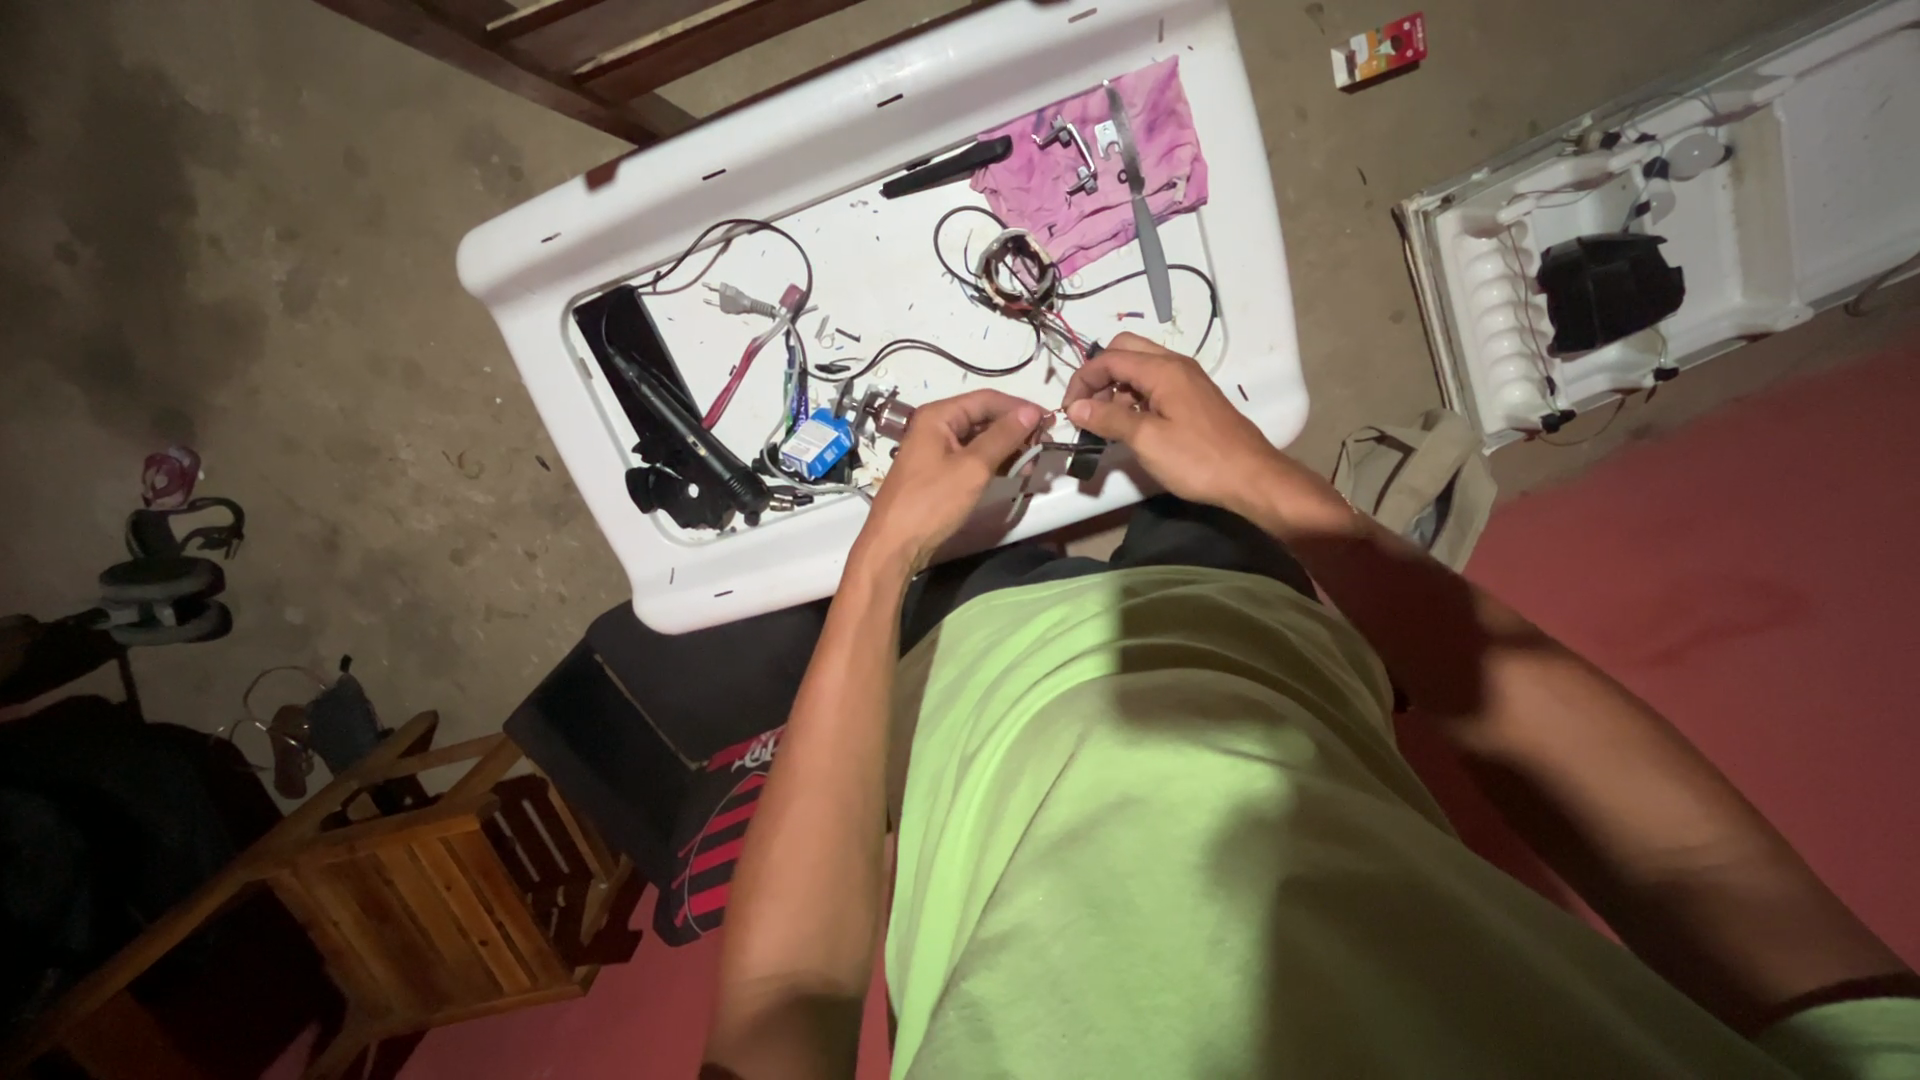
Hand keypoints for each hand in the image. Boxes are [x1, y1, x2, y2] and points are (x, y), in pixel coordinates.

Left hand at [853, 389, 1045, 574]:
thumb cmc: (932, 502)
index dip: (1019, 408)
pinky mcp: (938, 473)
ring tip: (1031, 464)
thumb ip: (1003, 437)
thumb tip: (1032, 412)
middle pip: (983, 417)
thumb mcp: (973, 468)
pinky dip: (993, 463)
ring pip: (979, 439)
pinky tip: (1012, 473)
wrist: (894, 544)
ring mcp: (936, 450)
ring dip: (1007, 448)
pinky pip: (971, 458)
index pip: (987, 399)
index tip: (1049, 421)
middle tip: (1043, 445)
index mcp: (938, 416)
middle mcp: (935, 426)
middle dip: (1014, 429)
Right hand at [1061, 334, 1351, 534]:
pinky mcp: (1192, 397)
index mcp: (1163, 369)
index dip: (1083, 380)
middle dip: (1099, 375)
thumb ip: (1109, 419)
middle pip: (1124, 351)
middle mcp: (1175, 365)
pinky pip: (1154, 383)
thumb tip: (1076, 407)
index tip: (1070, 411)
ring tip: (1106, 422)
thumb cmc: (1197, 459)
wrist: (1250, 477)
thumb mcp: (1146, 440)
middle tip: (1087, 408)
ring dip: (1116, 386)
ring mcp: (1186, 380)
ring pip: (1139, 366)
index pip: (1109, 358)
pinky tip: (1130, 425)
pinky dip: (1134, 396)